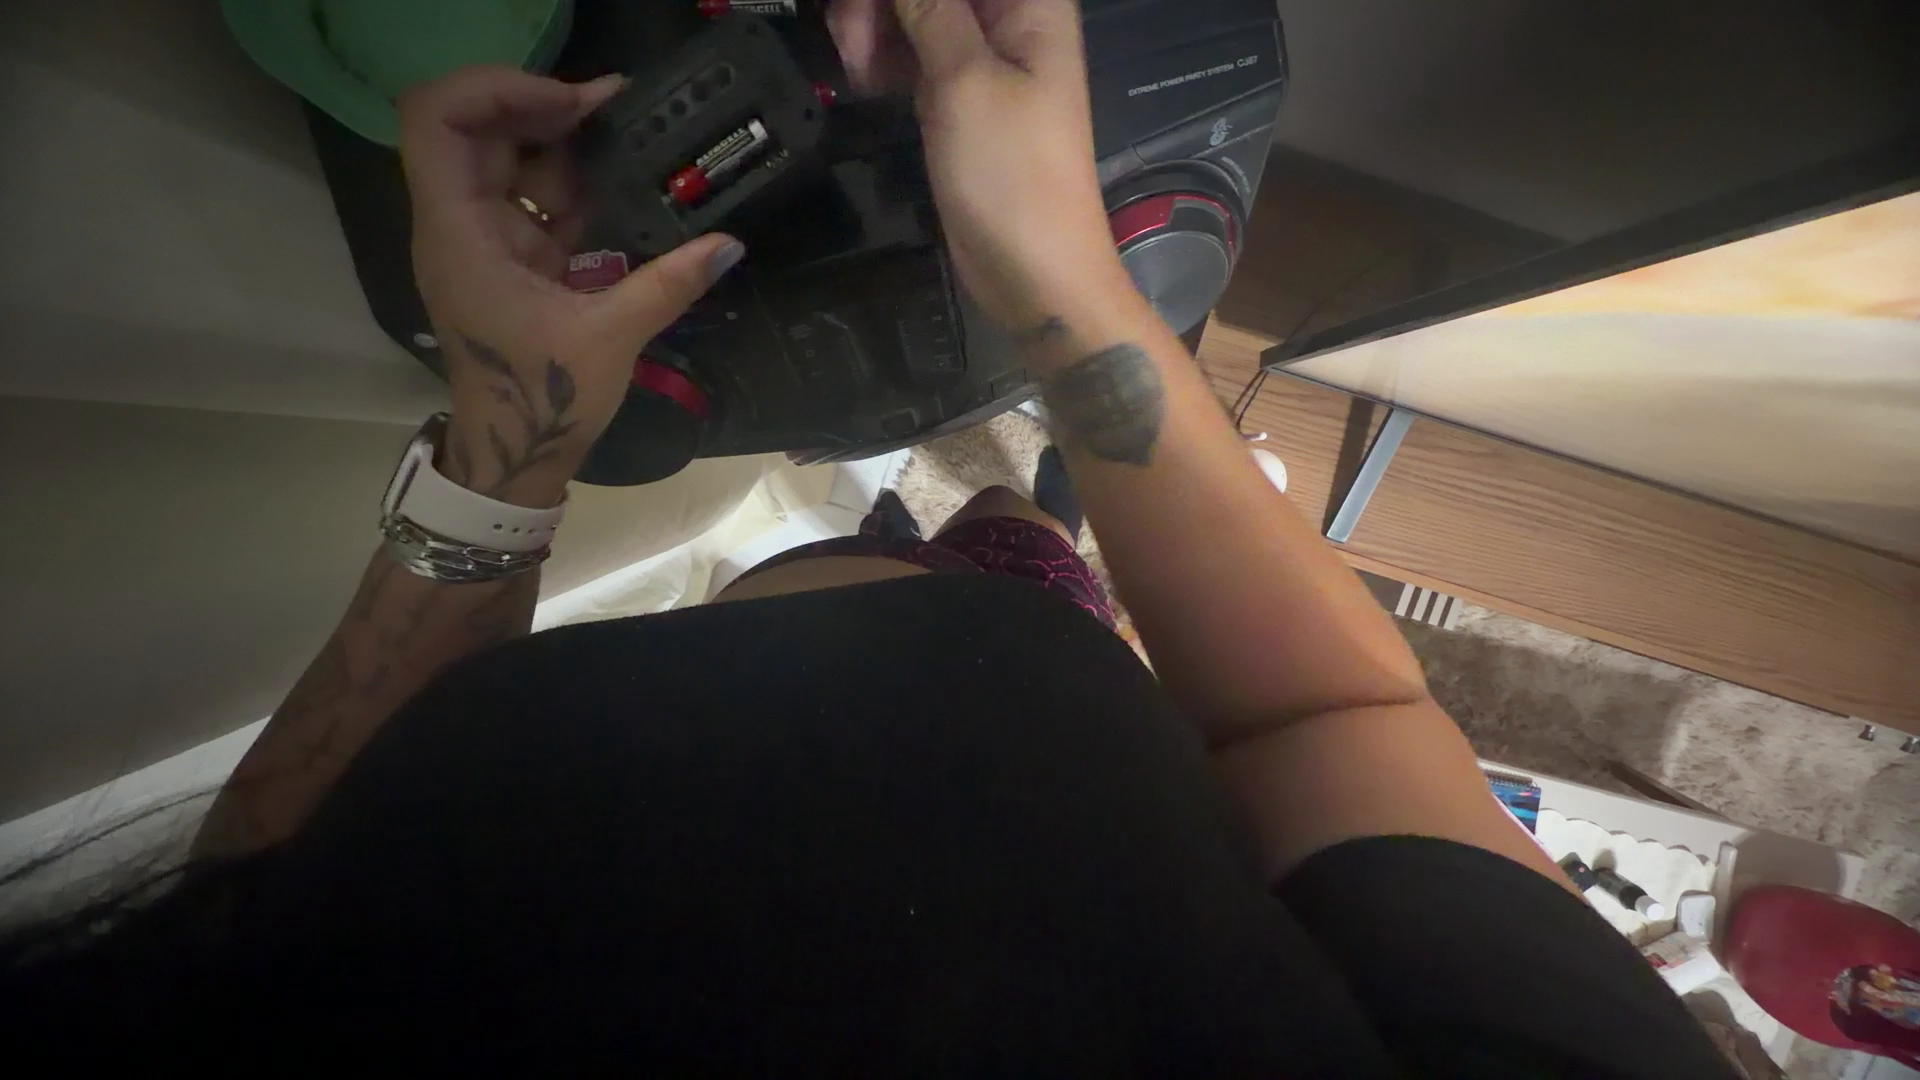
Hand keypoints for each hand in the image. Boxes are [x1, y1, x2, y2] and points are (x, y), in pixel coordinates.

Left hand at [398, 67, 746, 506]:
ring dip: (565, 152)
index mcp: (460, 234)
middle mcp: (460, 226)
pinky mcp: (513, 266)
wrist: (518, 454)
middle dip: (542, 111)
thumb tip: (729, 245)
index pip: (440, 120)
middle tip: (614, 109)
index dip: (497, 90)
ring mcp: (486, 245)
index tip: (571, 102)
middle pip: (477, 133)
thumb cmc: (545, 400)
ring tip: (630, 145)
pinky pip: (536, 208)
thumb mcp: (612, 337)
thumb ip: (668, 284)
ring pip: (509, 167)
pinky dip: (575, 194)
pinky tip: (623, 192)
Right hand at [828, 0, 1136, 335]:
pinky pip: (917, 60)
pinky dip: (888, 62)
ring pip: (918, 16)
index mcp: (1030, 2)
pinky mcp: (959, 106)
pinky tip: (862, 77)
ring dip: (878, 28)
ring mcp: (982, 65)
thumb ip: (928, 5)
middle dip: (884, 1)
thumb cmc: (1012, 177)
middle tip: (847, 39)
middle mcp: (1009, 23)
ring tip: (852, 66)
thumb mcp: (965, 80)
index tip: (860, 10)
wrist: (1033, 275)